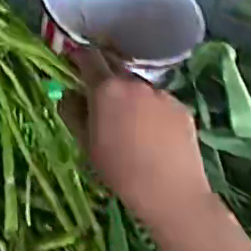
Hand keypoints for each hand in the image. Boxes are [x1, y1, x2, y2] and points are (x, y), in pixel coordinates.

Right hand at [59, 46, 216, 229]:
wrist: (172, 194)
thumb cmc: (120, 172)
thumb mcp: (86, 145)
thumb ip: (72, 112)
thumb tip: (69, 94)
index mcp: (106, 89)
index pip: (89, 57)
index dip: (79, 57)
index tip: (74, 63)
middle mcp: (134, 83)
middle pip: (114, 66)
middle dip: (104, 74)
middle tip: (99, 95)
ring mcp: (161, 93)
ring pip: (138, 86)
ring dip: (129, 95)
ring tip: (131, 124)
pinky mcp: (180, 106)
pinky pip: (159, 101)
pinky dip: (152, 110)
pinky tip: (154, 135)